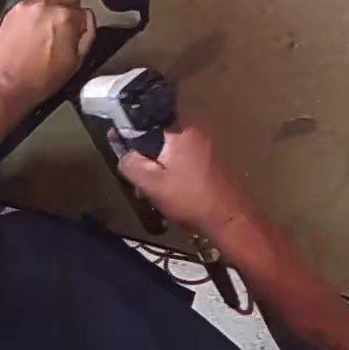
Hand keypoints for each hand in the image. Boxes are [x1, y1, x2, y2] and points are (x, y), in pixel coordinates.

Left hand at [0, 0, 96, 111]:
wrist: (7, 84)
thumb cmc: (42, 79)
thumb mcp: (76, 62)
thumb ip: (87, 35)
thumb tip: (87, 20)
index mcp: (66, 17)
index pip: (83, 10)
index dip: (81, 24)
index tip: (76, 35)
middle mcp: (46, 4)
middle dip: (69, 5)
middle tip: (64, 25)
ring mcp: (26, 5)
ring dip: (50, 8)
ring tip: (45, 31)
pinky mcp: (11, 11)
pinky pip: (30, 5)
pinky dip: (34, 14)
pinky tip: (31, 32)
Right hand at [117, 123, 265, 248]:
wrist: (230, 220)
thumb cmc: (190, 200)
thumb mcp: (152, 184)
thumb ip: (132, 165)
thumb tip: (125, 155)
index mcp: (180, 133)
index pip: (145, 128)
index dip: (128, 141)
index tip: (118, 151)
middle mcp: (196, 134)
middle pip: (159, 144)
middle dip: (147, 164)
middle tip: (142, 188)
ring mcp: (208, 149)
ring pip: (172, 157)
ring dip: (161, 174)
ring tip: (158, 198)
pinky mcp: (214, 165)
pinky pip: (186, 165)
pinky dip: (177, 178)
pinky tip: (175, 197)